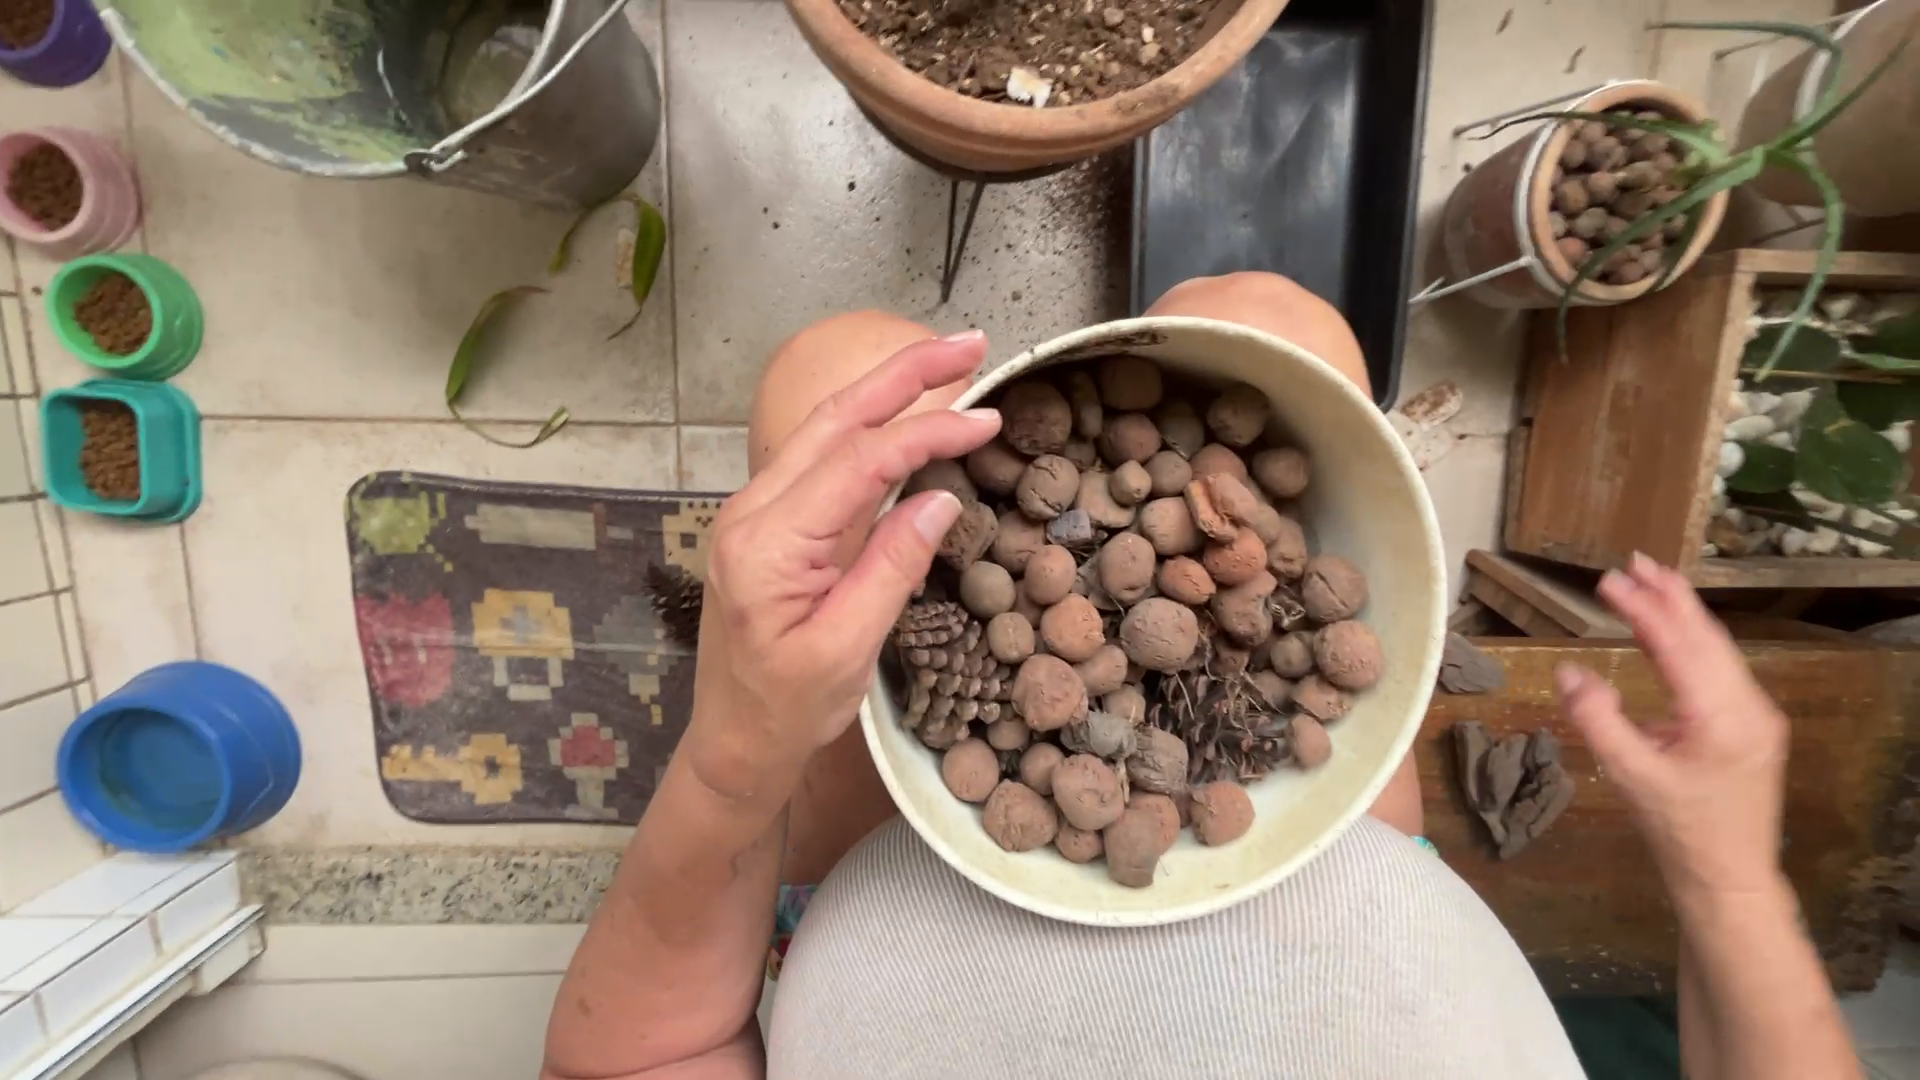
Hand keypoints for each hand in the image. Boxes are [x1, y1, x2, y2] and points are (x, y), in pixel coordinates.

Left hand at [685, 331, 1000, 800]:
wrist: (732, 741)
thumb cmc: (786, 710)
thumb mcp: (848, 649)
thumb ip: (892, 566)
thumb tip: (940, 497)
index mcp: (769, 543)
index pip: (861, 462)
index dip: (928, 431)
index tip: (987, 418)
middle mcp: (753, 512)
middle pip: (835, 420)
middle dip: (904, 374)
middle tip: (969, 343)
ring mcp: (755, 512)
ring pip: (824, 429)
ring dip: (886, 391)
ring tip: (944, 364)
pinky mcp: (768, 523)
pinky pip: (819, 458)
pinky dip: (867, 427)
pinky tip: (899, 415)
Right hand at [1553, 554, 1789, 901]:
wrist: (1726, 868)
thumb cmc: (1676, 823)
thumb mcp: (1628, 773)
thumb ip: (1597, 719)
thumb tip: (1568, 672)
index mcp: (1722, 717)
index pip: (1679, 647)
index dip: (1643, 609)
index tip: (1608, 581)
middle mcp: (1748, 707)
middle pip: (1708, 638)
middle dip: (1671, 596)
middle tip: (1635, 561)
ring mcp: (1751, 714)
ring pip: (1715, 648)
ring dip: (1681, 611)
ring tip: (1649, 581)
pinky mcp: (1743, 722)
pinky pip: (1715, 665)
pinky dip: (1688, 637)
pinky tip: (1667, 628)